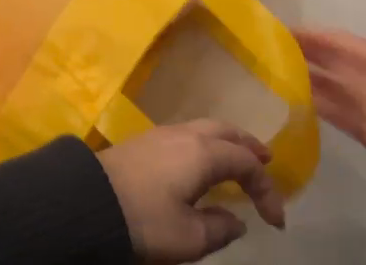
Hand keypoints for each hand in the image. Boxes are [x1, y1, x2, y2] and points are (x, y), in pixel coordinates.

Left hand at [98, 120, 285, 264]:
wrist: (90, 202)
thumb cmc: (145, 220)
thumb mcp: (189, 237)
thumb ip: (219, 229)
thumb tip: (235, 220)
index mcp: (201, 153)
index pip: (245, 162)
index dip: (267, 189)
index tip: (276, 221)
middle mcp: (183, 135)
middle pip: (224, 131)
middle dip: (248, 146)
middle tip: (266, 162)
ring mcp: (160, 135)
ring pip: (202, 129)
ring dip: (225, 142)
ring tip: (237, 160)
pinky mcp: (143, 142)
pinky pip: (185, 135)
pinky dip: (205, 144)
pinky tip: (201, 163)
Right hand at [297, 30, 365, 194]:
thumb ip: (346, 71)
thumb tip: (316, 52)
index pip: (349, 43)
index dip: (317, 35)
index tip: (284, 31)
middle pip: (344, 63)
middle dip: (313, 54)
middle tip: (276, 50)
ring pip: (341, 87)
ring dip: (314, 78)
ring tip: (281, 72)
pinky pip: (343, 111)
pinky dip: (322, 103)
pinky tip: (299, 99)